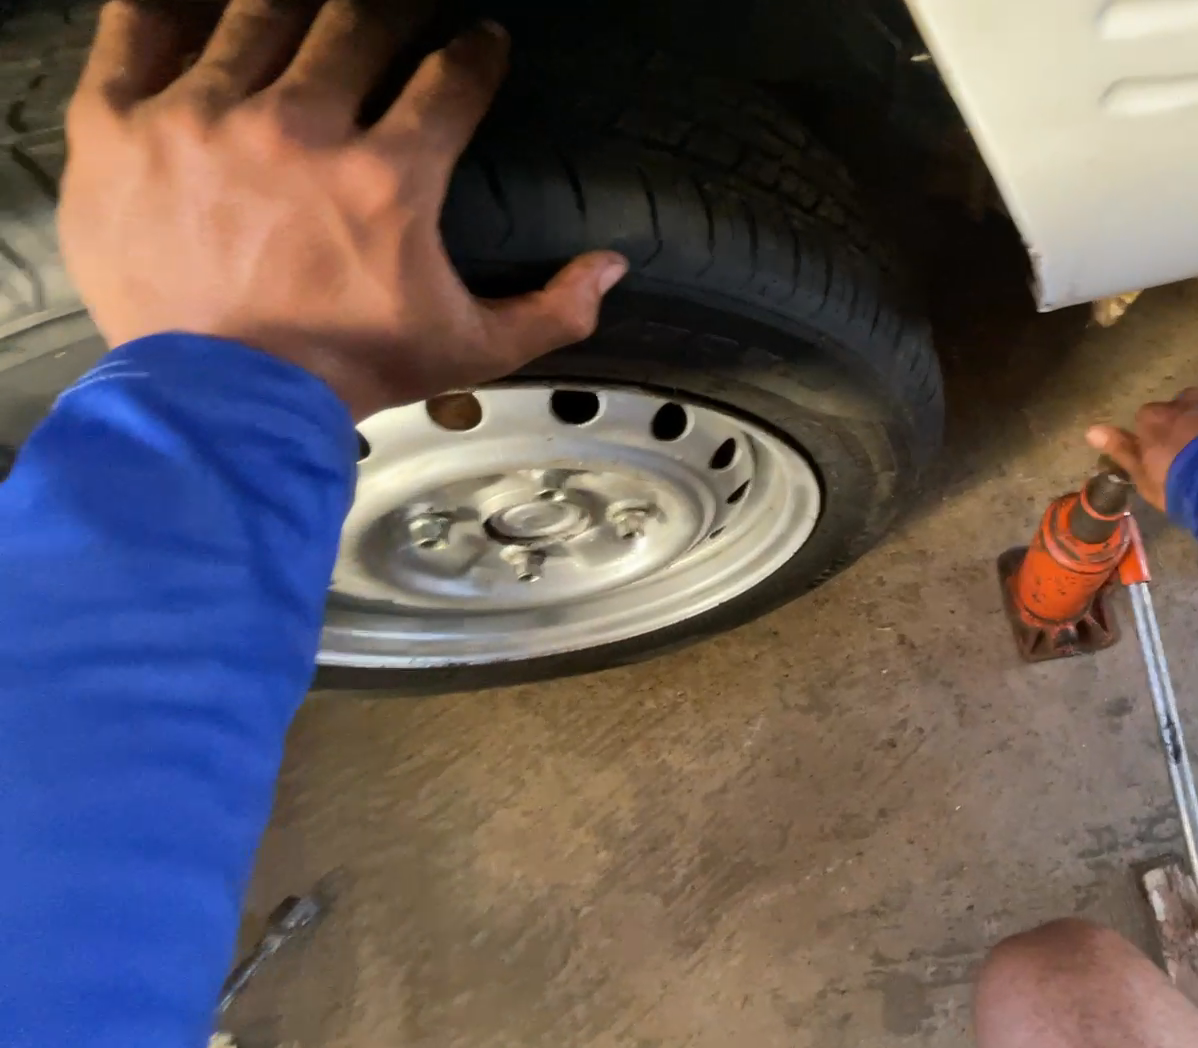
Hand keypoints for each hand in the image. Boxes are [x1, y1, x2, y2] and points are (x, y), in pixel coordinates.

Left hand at [58, 0, 627, 419]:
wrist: (229, 394)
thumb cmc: (363, 366)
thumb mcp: (482, 348)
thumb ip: (559, 309)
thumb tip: (613, 266)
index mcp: (390, 181)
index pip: (448, 84)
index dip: (477, 54)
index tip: (486, 41)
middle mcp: (299, 129)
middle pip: (353, 27)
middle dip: (393, 10)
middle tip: (408, 10)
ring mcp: (200, 115)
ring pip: (254, 14)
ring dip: (299, 4)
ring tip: (319, 9)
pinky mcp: (121, 122)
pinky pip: (139, 26)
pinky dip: (178, 8)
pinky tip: (210, 12)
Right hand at [1086, 389, 1197, 509]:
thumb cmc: (1182, 485)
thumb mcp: (1144, 476)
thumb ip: (1121, 450)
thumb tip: (1090, 430)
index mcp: (1156, 418)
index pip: (1149, 420)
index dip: (1158, 440)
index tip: (1167, 460)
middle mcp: (1186, 401)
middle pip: (1182, 408)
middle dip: (1188, 426)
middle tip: (1197, 458)